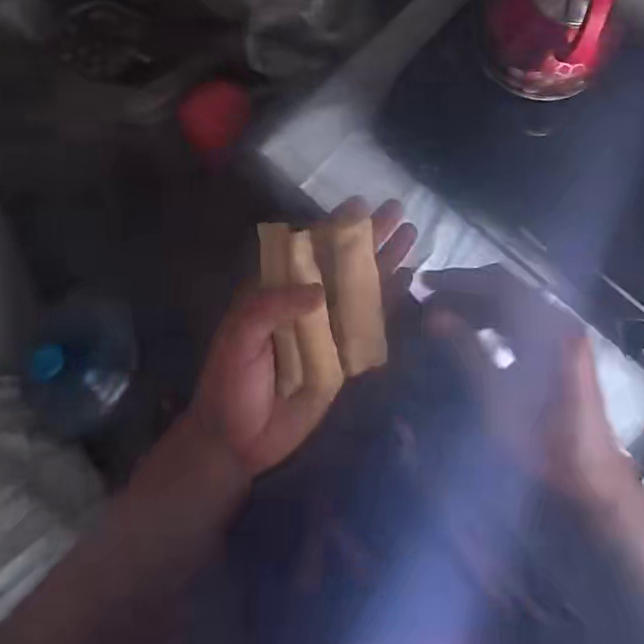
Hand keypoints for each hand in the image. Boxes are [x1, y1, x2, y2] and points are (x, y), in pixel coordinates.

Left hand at [190, 199, 417, 477]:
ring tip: (412, 237)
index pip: (307, 251)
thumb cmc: (230, 380)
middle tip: (399, 213)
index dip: (333, 229)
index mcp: (273, 291)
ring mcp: (324, 332)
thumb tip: (318, 290)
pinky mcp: (342, 362)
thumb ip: (271, 308)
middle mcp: (302, 305)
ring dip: (385, 265)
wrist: (237, 437)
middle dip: (369, 239)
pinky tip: (406, 284)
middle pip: (339, 265)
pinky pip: (368, 329)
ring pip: (359, 291)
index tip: (359, 206)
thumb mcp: (239, 337)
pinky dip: (387, 305)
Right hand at [414, 268, 643, 517]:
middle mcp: (560, 324)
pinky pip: (520, 317)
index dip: (457, 280)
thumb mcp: (498, 401)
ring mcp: (563, 336)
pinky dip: (490, 316)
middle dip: (463, 287)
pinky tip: (470, 330)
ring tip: (441, 312)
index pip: (498, 285)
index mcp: (549, 330)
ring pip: (512, 301)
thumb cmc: (543, 444)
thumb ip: (466, 352)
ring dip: (474, 300)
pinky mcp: (561, 352)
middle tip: (427, 296)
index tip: (423, 284)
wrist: (592, 483)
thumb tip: (433, 314)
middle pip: (506, 287)